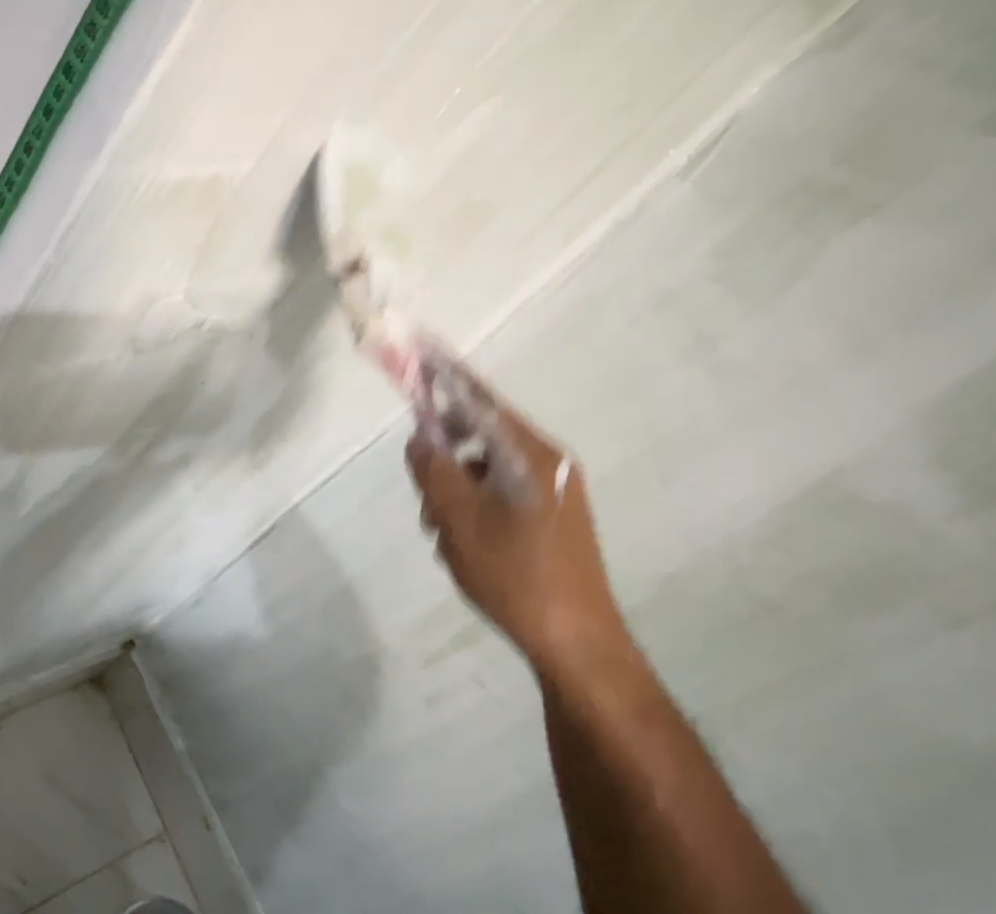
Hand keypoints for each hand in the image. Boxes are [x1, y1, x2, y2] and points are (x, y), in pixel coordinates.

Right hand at [405, 393, 628, 672]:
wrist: (577, 642)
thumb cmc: (515, 575)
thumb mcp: (459, 520)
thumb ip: (433, 470)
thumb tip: (421, 439)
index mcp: (530, 454)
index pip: (478, 399)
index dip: (444, 377)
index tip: (418, 354)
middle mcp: (548, 463)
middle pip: (479, 436)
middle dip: (443, 459)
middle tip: (425, 500)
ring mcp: (555, 492)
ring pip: (486, 470)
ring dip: (455, 492)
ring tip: (443, 536)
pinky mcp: (555, 519)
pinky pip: (502, 494)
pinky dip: (476, 509)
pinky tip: (463, 547)